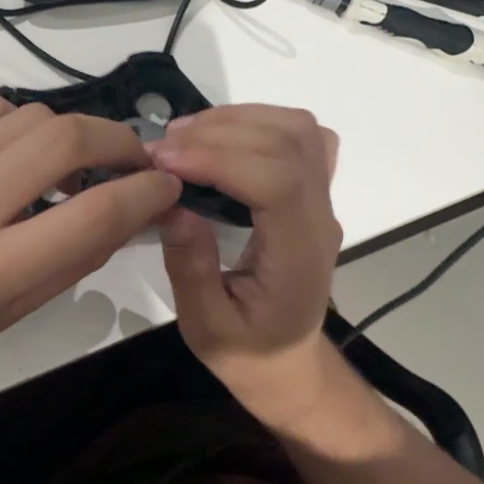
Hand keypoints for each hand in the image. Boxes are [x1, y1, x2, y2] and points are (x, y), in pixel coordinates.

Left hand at [0, 93, 182, 388]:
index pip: (94, 213)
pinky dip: (21, 121)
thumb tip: (132, 210)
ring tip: (72, 164)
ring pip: (31, 116)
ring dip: (71, 133)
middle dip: (119, 142)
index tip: (165, 186)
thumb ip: (78, 258)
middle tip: (132, 161)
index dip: (146, 193)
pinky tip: (21, 149)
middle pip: (65, 140)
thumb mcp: (16, 309)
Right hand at [150, 105, 344, 428]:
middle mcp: (320, 219)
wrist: (287, 363)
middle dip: (220, 132)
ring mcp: (322, 202)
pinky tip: (215, 139)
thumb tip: (172, 206)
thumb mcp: (206, 329)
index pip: (277, 182)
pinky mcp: (310, 193)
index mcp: (298, 255)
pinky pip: (298, 138)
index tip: (164, 162)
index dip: (220, 159)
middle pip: (290, 143)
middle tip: (161, 149)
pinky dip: (255, 123)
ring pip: (297, 130)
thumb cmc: (246, 353)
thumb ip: (192, 270)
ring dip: (237, 120)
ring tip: (181, 138)